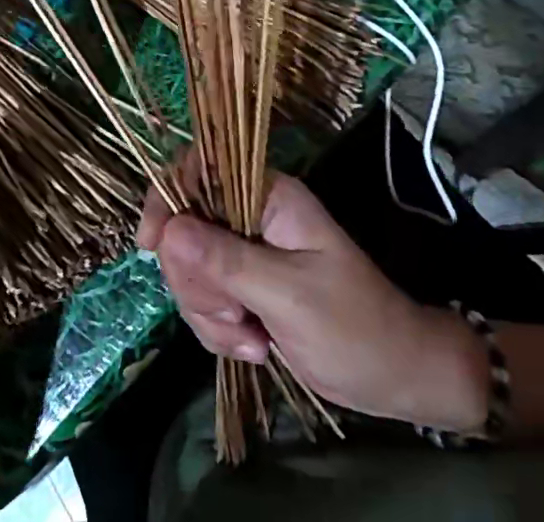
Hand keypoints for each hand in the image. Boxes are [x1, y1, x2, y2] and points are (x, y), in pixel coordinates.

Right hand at [138, 172, 488, 431]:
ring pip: (188, 269)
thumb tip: (168, 231)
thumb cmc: (353, 326)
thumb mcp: (288, 294)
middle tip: (236, 313)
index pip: (200, 169)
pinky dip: (218, 328)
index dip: (168, 197)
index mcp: (269, 197)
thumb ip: (226, 261)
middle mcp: (251, 215)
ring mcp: (245, 252)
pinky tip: (254, 345)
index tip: (152, 246)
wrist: (391, 374)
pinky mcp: (243, 287)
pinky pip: (203, 299)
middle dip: (197, 281)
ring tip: (253, 337)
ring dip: (209, 312)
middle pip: (184, 227)